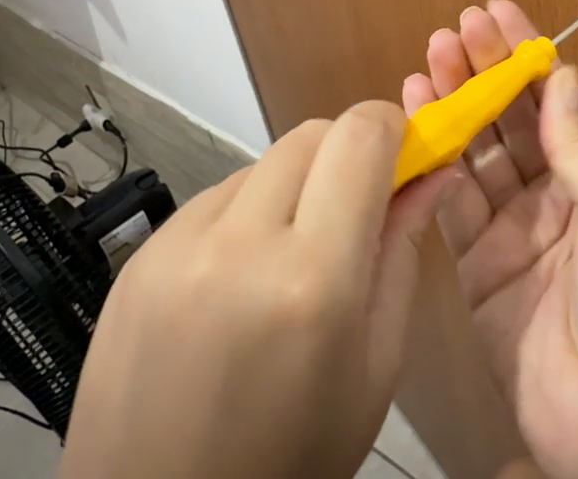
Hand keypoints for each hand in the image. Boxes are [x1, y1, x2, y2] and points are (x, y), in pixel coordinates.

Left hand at [60, 102, 460, 478]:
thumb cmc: (294, 454)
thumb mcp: (376, 365)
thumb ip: (404, 254)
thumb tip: (437, 172)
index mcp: (314, 277)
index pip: (360, 136)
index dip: (392, 131)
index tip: (405, 158)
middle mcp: (239, 243)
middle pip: (310, 135)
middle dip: (346, 155)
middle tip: (356, 210)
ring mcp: (178, 246)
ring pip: (262, 163)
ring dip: (294, 185)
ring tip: (291, 256)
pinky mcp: (140, 256)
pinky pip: (214, 198)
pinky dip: (245, 214)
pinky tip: (241, 277)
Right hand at [406, 2, 577, 478]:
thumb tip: (559, 77)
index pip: (561, 101)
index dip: (529, 56)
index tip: (499, 15)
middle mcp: (560, 196)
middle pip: (514, 120)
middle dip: (486, 72)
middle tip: (454, 29)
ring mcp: (515, 232)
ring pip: (478, 154)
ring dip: (455, 105)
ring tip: (429, 59)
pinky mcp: (478, 269)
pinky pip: (452, 205)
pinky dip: (433, 162)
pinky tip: (416, 121)